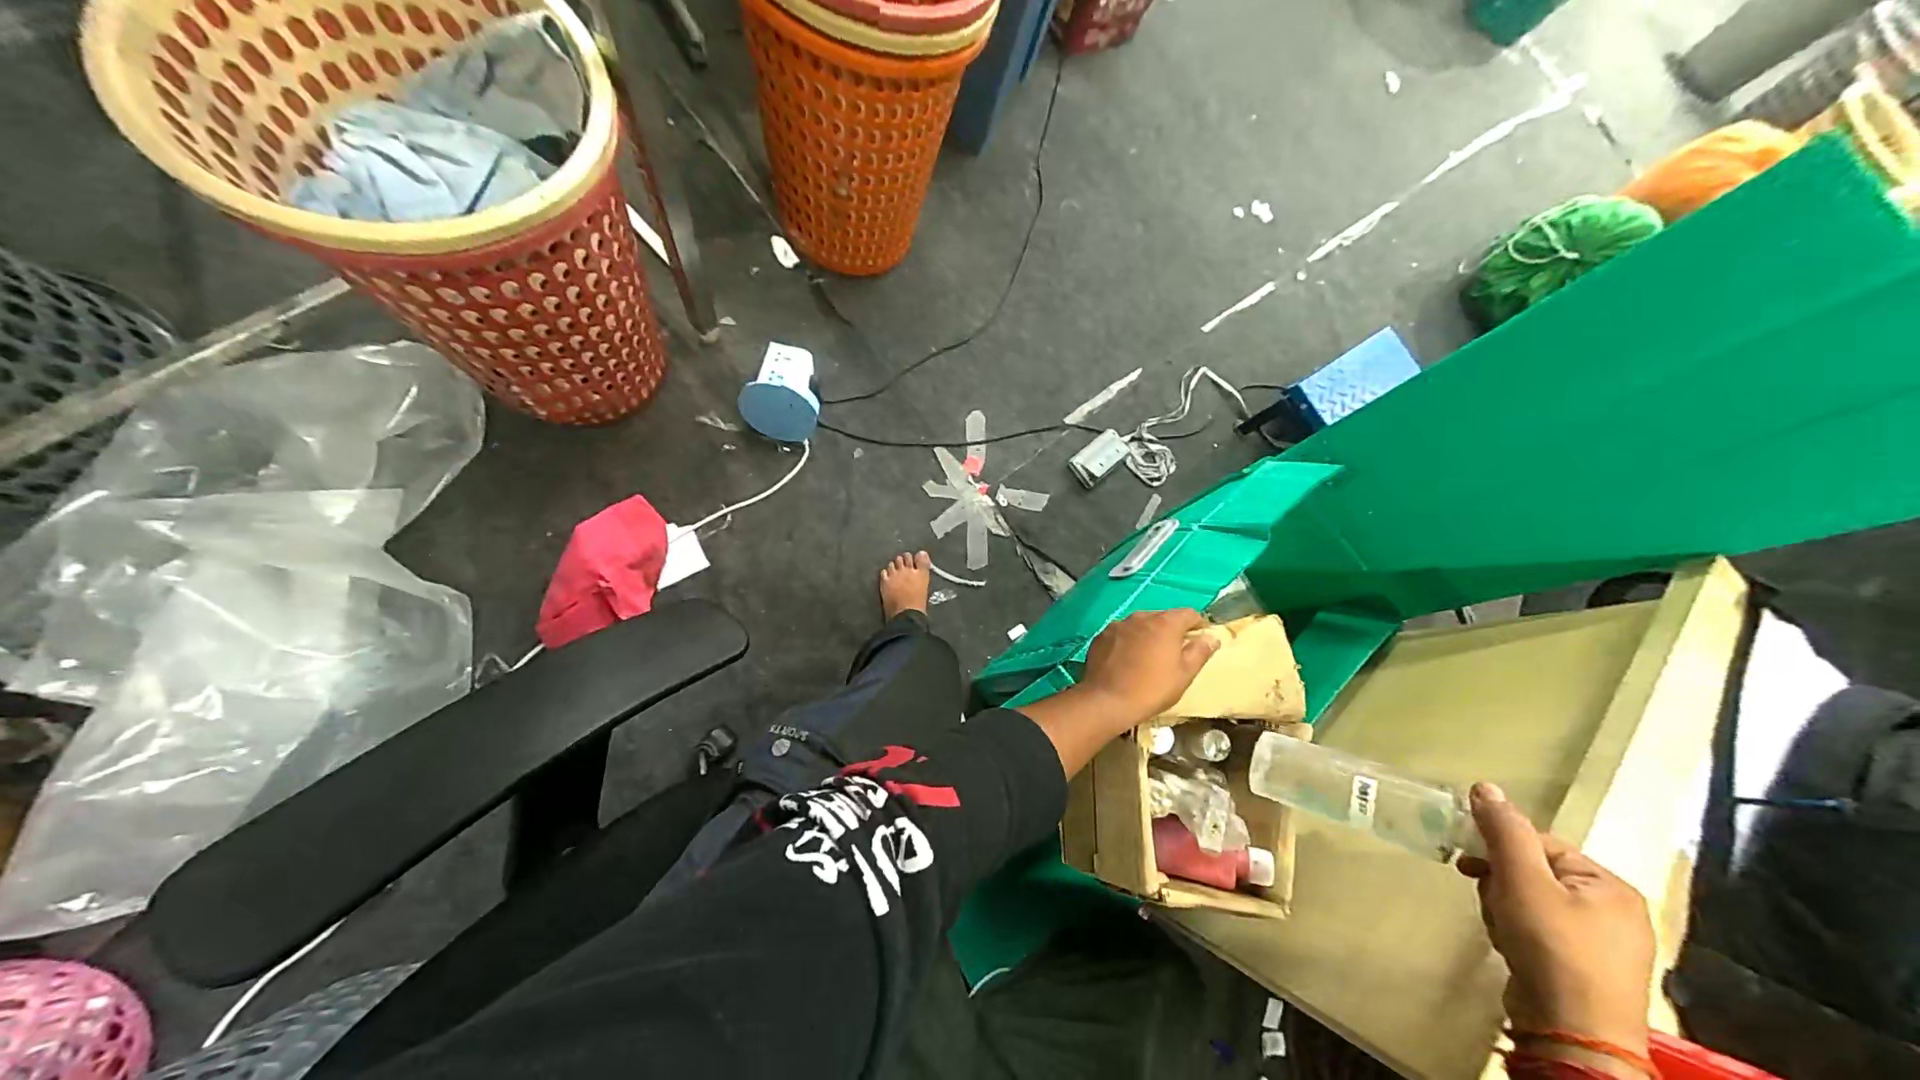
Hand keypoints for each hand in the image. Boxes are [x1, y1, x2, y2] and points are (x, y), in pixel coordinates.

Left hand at [1076, 609, 1218, 728]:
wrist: (1107, 700)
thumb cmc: (1152, 689)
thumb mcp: (1184, 675)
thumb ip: (1199, 652)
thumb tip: (1211, 638)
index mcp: (1165, 623)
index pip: (1188, 613)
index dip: (1198, 624)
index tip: (1200, 637)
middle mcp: (1140, 617)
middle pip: (1163, 617)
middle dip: (1172, 629)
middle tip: (1175, 650)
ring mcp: (1118, 625)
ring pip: (1140, 624)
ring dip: (1148, 634)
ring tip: (1150, 655)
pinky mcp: (1101, 636)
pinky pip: (1121, 633)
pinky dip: (1128, 641)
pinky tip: (1127, 659)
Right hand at [1457, 783, 1653, 1066]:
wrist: (1572, 1032)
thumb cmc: (1552, 947)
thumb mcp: (1522, 881)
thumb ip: (1504, 832)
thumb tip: (1484, 787)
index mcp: (1610, 886)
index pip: (1540, 844)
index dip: (1501, 850)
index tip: (1470, 864)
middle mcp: (1614, 911)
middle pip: (1534, 873)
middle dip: (1501, 884)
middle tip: (1492, 901)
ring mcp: (1603, 944)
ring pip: (1531, 902)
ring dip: (1504, 908)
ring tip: (1503, 931)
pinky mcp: (1583, 969)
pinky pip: (1539, 930)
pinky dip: (1517, 932)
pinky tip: (1512, 948)